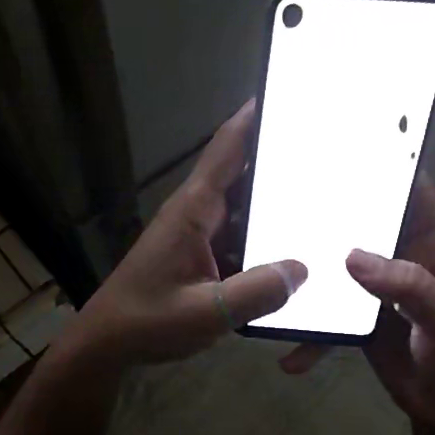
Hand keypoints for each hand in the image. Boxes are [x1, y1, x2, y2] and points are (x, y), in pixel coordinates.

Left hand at [69, 99, 306, 367]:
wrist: (106, 344)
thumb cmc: (147, 321)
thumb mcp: (206, 312)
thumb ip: (255, 292)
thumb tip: (303, 268)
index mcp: (192, 211)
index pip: (226, 150)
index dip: (253, 118)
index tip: (286, 91)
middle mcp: (194, 213)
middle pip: (241, 173)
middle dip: (279, 158)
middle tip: (328, 145)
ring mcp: (195, 235)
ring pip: (242, 206)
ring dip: (275, 198)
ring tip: (323, 190)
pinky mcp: (198, 256)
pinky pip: (238, 234)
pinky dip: (263, 232)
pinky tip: (293, 242)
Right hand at [279, 178, 434, 434]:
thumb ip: (412, 290)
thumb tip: (353, 257)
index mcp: (433, 250)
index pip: (411, 197)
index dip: (385, 168)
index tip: (344, 143)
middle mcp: (399, 262)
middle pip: (360, 227)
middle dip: (327, 213)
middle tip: (280, 196)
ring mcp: (373, 294)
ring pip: (334, 271)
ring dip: (306, 273)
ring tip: (268, 272)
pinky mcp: (355, 324)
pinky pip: (325, 320)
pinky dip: (307, 336)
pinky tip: (289, 358)